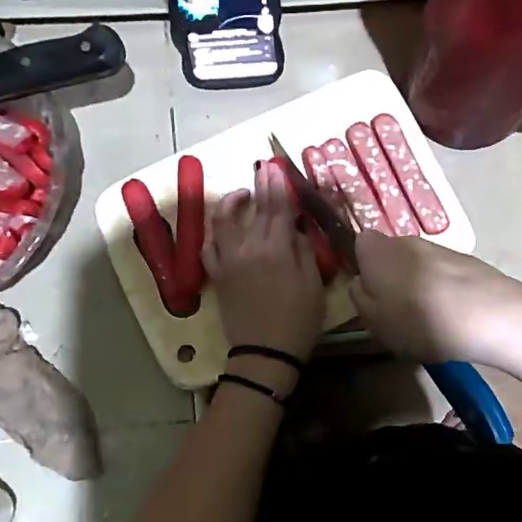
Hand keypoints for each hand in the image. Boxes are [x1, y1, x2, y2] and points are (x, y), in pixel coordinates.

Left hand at [203, 161, 324, 361]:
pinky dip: (214, 233)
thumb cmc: (298, 321)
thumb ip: (304, 250)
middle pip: (253, 209)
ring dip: (231, 203)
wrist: (265, 353)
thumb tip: (296, 227)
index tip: (277, 168)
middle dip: (259, 186)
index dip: (278, 186)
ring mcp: (228, 262)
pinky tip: (222, 229)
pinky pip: (208, 248)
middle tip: (264, 169)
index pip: (278, 208)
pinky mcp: (217, 276)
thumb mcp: (313, 284)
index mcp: (276, 250)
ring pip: (222, 222)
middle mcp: (248, 249)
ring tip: (241, 195)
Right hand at [349, 231, 521, 364]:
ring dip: (417, 284)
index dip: (361, 268)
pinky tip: (452, 316)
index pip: (359, 244)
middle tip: (394, 311)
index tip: (368, 295)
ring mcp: (441, 248)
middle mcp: (407, 240)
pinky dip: (442, 289)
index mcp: (377, 250)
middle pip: (390, 254)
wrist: (492, 316)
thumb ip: (359, 297)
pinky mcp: (469, 261)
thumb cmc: (419, 320)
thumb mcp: (373, 320)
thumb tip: (361, 282)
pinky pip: (443, 274)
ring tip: (426, 319)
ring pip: (417, 264)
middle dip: (389, 276)